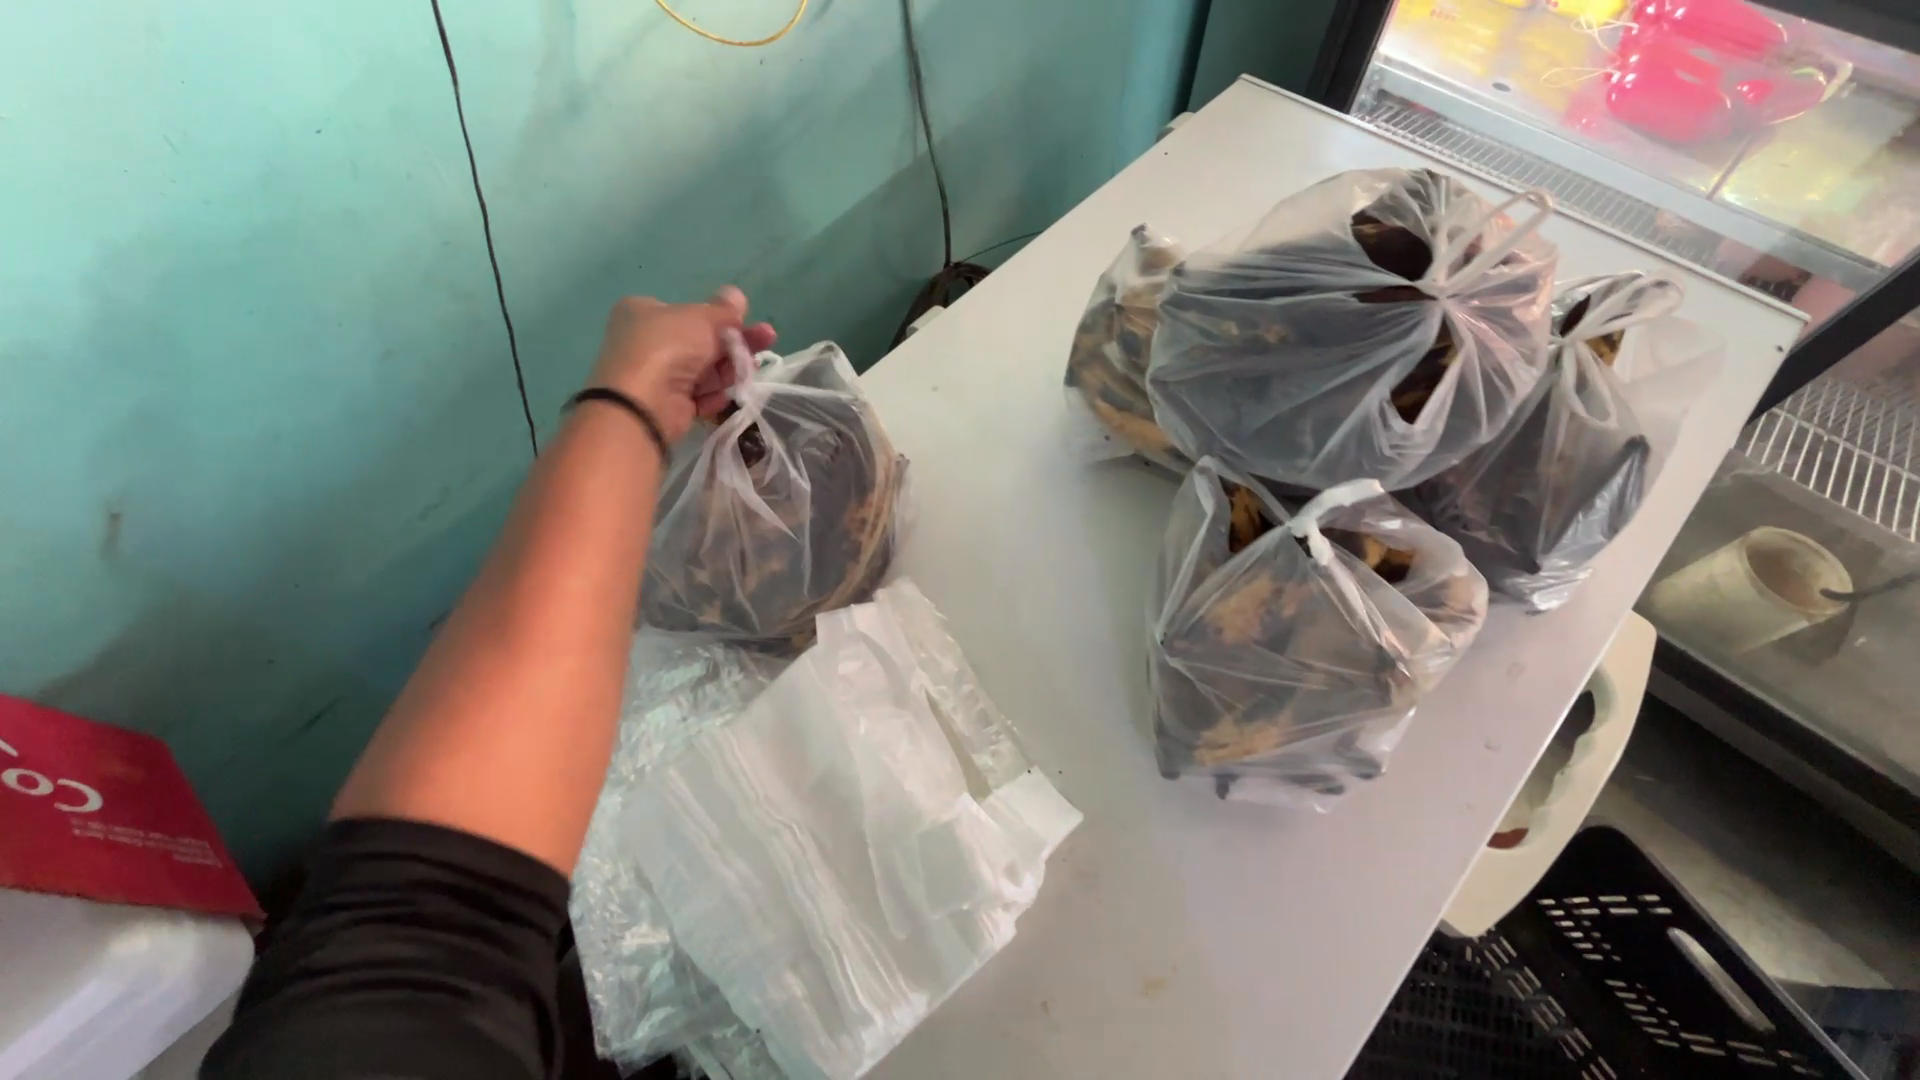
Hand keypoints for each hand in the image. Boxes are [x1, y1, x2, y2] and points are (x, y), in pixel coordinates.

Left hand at [585, 287, 777, 442]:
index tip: (747, 320)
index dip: (720, 318)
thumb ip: (723, 310)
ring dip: (730, 370)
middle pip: (702, 342)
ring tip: (752, 370)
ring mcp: (656, 375)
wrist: (643, 402)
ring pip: (704, 370)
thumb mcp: (701, 318)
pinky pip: (697, 395)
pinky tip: (725, 394)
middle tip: (767, 339)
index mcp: (645, 312)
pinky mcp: (666, 404)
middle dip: (736, 343)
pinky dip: (713, 395)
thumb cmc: (667, 347)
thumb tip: (737, 294)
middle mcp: (647, 341)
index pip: (689, 313)